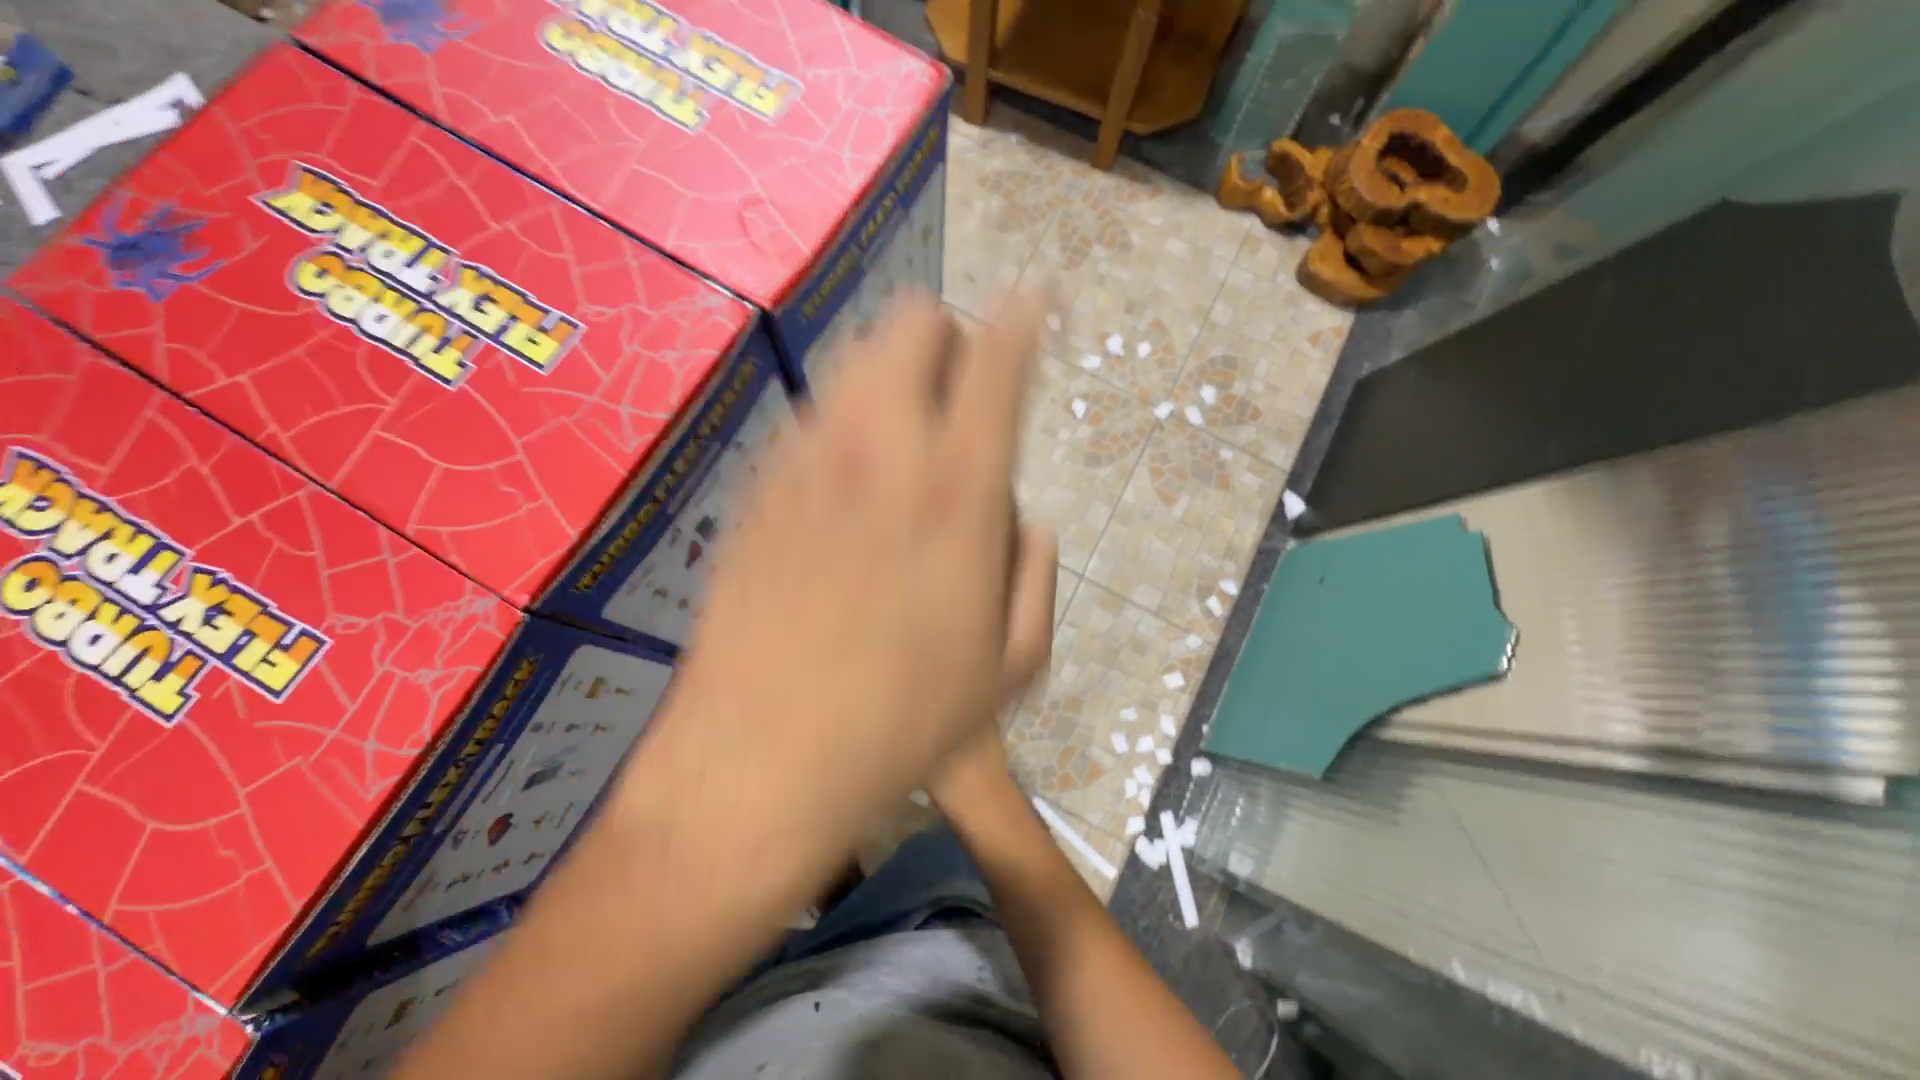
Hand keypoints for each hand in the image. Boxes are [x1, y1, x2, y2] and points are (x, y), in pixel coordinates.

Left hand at [672, 290, 1049, 817]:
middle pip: (910, 326)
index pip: (996, 362)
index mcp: (959, 492)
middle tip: (956, 391)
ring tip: (900, 439)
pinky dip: (841, 426)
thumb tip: (1023, 522)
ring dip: (888, 376)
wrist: (764, 755)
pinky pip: (808, 420)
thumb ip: (1033, 577)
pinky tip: (842, 487)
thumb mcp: (1010, 669)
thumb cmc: (905, 722)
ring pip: (852, 362)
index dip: (1022, 319)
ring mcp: (808, 463)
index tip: (1032, 301)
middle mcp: (882, 454)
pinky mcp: (758, 489)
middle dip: (943, 337)